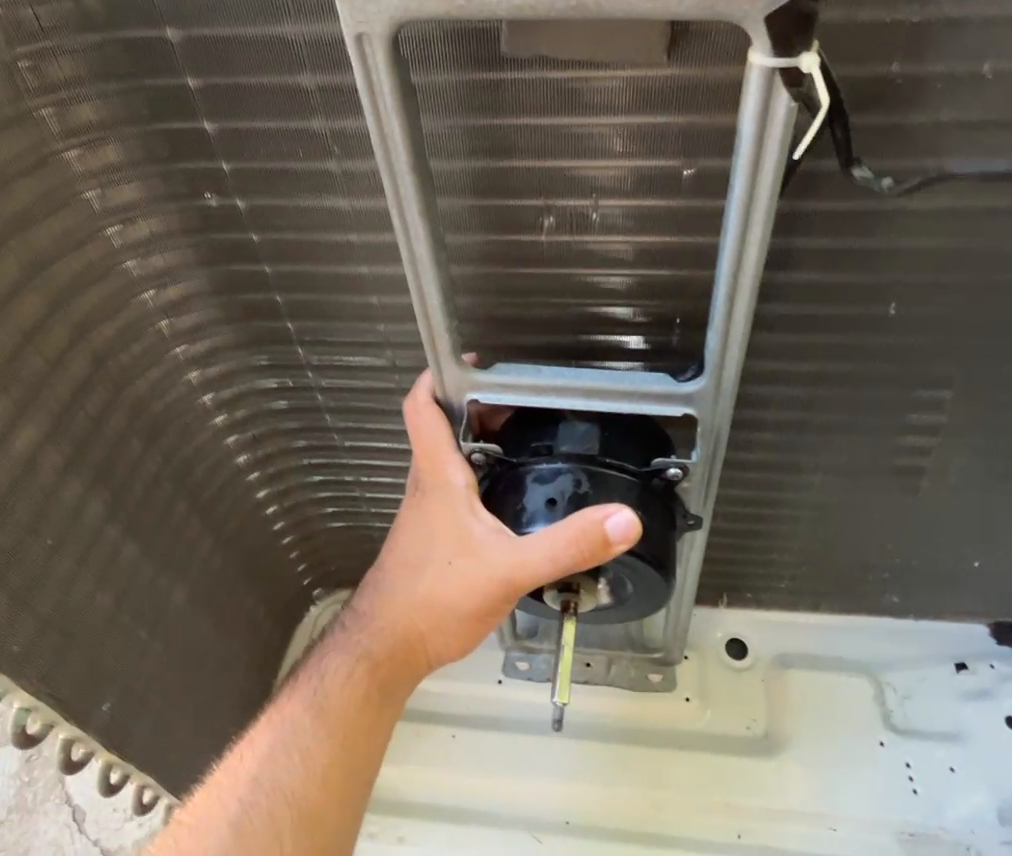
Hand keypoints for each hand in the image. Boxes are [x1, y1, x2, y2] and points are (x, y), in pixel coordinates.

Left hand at [343, 370, 643, 686]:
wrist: (386, 650)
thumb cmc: (434, 598)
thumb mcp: (509, 570)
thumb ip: (567, 545)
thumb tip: (625, 519)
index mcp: (437, 475)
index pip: (422, 406)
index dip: (440, 376)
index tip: (475, 360)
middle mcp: (427, 485)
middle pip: (443, 427)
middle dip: (479, 406)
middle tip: (525, 399)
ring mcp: (426, 513)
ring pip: (449, 460)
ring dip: (479, 442)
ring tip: (526, 438)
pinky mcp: (431, 539)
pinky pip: (455, 491)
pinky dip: (480, 478)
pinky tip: (512, 500)